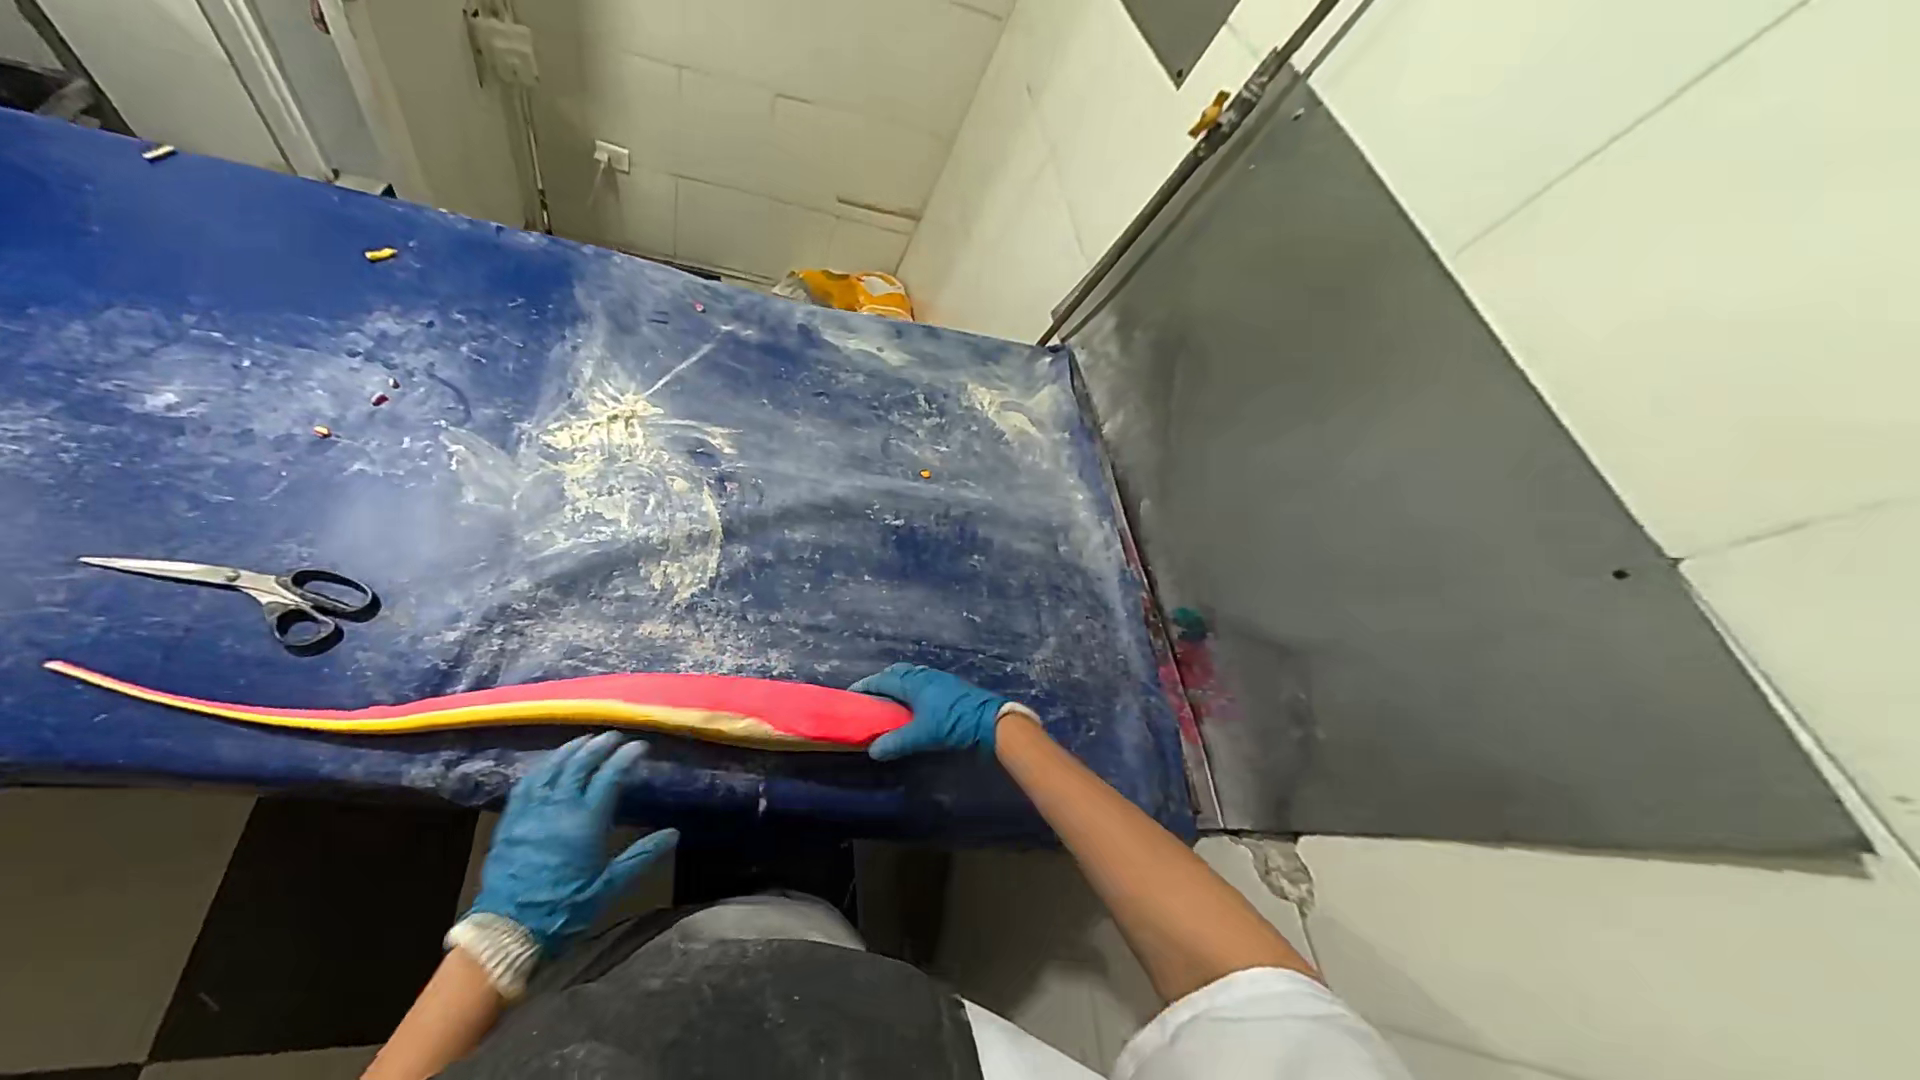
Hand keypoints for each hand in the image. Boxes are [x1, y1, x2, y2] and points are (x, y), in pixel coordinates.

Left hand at [467, 732, 678, 953]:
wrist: (506, 934)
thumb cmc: (564, 910)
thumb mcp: (609, 887)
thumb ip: (641, 856)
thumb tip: (674, 833)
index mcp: (586, 823)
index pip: (609, 777)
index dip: (625, 757)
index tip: (640, 746)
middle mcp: (558, 810)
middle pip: (579, 765)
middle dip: (598, 746)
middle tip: (613, 737)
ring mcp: (530, 814)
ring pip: (550, 770)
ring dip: (568, 751)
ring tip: (583, 740)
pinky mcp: (509, 824)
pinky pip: (525, 786)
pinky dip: (540, 769)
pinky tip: (548, 765)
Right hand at [850, 663, 1016, 760]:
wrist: (991, 721)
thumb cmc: (954, 724)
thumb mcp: (922, 736)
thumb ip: (896, 742)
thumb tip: (873, 750)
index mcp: (914, 683)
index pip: (883, 680)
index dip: (866, 686)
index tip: (852, 694)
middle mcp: (925, 676)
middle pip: (897, 672)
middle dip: (881, 681)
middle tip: (870, 696)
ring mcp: (940, 679)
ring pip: (912, 675)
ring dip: (898, 683)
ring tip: (890, 700)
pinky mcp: (951, 687)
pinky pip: (924, 681)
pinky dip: (912, 688)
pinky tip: (915, 703)